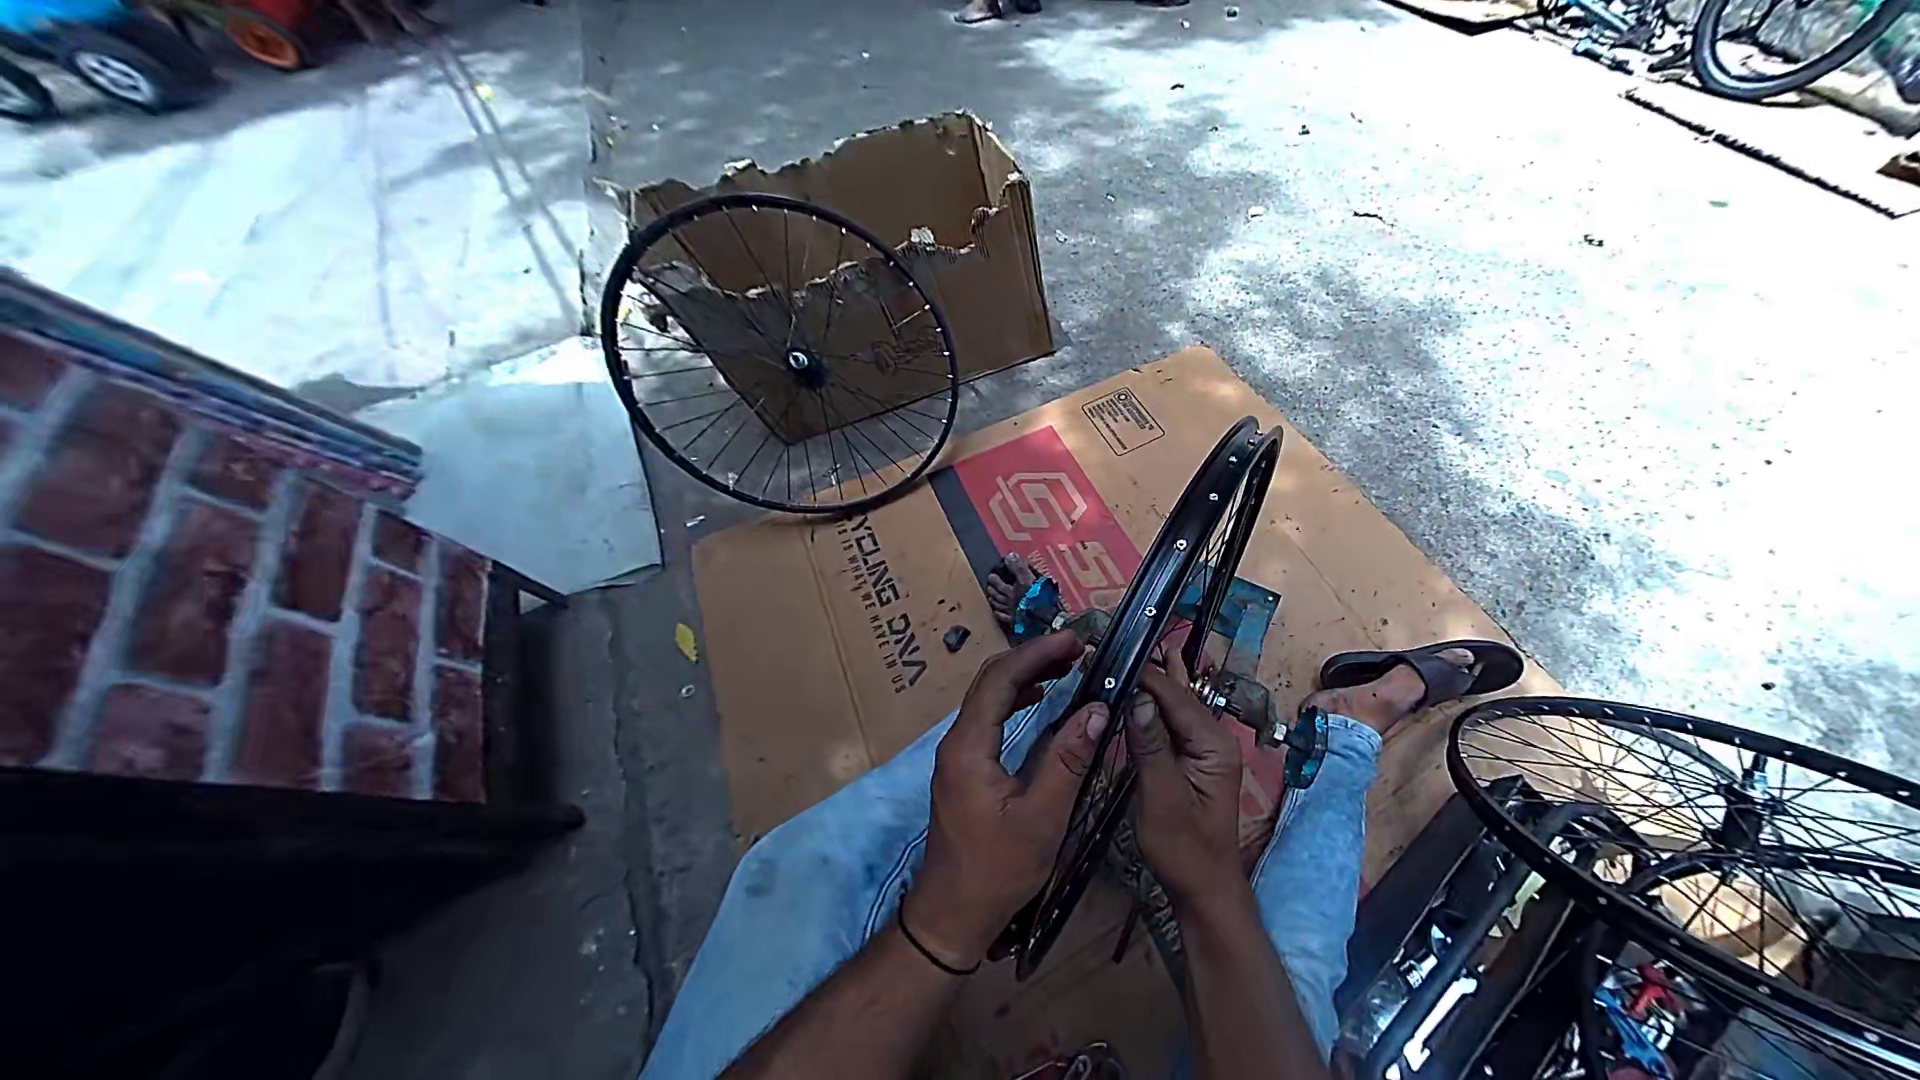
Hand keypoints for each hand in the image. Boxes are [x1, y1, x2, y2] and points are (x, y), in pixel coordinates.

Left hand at [902, 630, 1109, 967]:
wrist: (953, 913)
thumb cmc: (998, 870)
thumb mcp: (1043, 818)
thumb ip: (1068, 760)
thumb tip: (1098, 709)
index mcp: (969, 746)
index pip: (1000, 680)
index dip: (1036, 654)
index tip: (1073, 641)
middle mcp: (957, 740)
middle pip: (991, 681)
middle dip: (1031, 658)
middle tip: (1075, 649)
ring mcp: (958, 753)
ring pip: (989, 697)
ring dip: (1024, 676)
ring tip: (1065, 666)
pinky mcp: (964, 766)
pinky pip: (990, 717)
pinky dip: (1017, 700)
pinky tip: (1042, 700)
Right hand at [1125, 648, 1246, 905]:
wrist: (1203, 888)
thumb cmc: (1183, 847)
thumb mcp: (1161, 797)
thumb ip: (1150, 746)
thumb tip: (1136, 698)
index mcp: (1212, 744)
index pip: (1174, 696)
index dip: (1142, 673)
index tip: (1109, 652)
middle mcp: (1214, 738)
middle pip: (1178, 693)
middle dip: (1149, 668)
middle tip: (1116, 641)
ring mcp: (1204, 748)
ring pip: (1177, 703)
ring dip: (1153, 679)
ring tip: (1133, 646)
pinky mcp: (1192, 758)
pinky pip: (1173, 720)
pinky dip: (1156, 700)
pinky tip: (1150, 680)